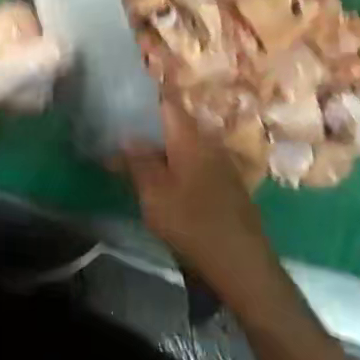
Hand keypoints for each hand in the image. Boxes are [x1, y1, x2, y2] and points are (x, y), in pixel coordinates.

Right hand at [123, 104, 271, 279]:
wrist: (239, 259)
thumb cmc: (192, 222)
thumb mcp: (154, 193)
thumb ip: (138, 161)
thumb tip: (126, 135)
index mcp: (190, 137)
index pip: (166, 103)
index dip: (144, 99)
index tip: (121, 102)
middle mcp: (209, 142)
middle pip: (175, 125)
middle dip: (149, 129)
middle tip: (120, 137)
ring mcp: (221, 163)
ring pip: (185, 146)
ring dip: (162, 150)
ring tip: (135, 160)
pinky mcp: (226, 184)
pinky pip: (194, 163)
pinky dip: (176, 166)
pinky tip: (162, 181)